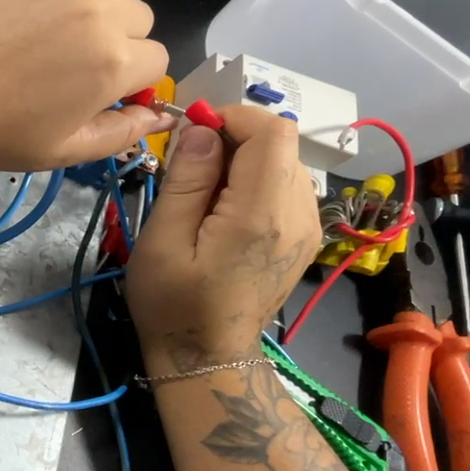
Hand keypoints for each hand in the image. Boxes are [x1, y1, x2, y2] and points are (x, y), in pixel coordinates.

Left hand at [0, 0, 170, 170]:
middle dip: (118, 42)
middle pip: (140, 17)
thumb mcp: (60, 151)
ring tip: (75, 16)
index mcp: (113, 64)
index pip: (155, 62)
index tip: (98, 92)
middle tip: (71, 63)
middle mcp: (100, 14)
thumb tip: (159, 117)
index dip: (131, 81)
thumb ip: (118, 135)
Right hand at [125, 105, 321, 376]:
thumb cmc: (172, 302)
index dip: (231, 117)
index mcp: (261, 212)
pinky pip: (283, 187)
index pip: (271, 132)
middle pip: (279, 143)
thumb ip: (185, 181)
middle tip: (183, 164)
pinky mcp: (302, 235)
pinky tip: (219, 209)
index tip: (188, 130)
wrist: (206, 354)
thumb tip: (199, 130)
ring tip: (198, 190)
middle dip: (231, 137)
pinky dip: (251, 181)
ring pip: (282, 162)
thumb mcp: (162, 241)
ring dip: (240, 160)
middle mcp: (298, 212)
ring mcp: (307, 225)